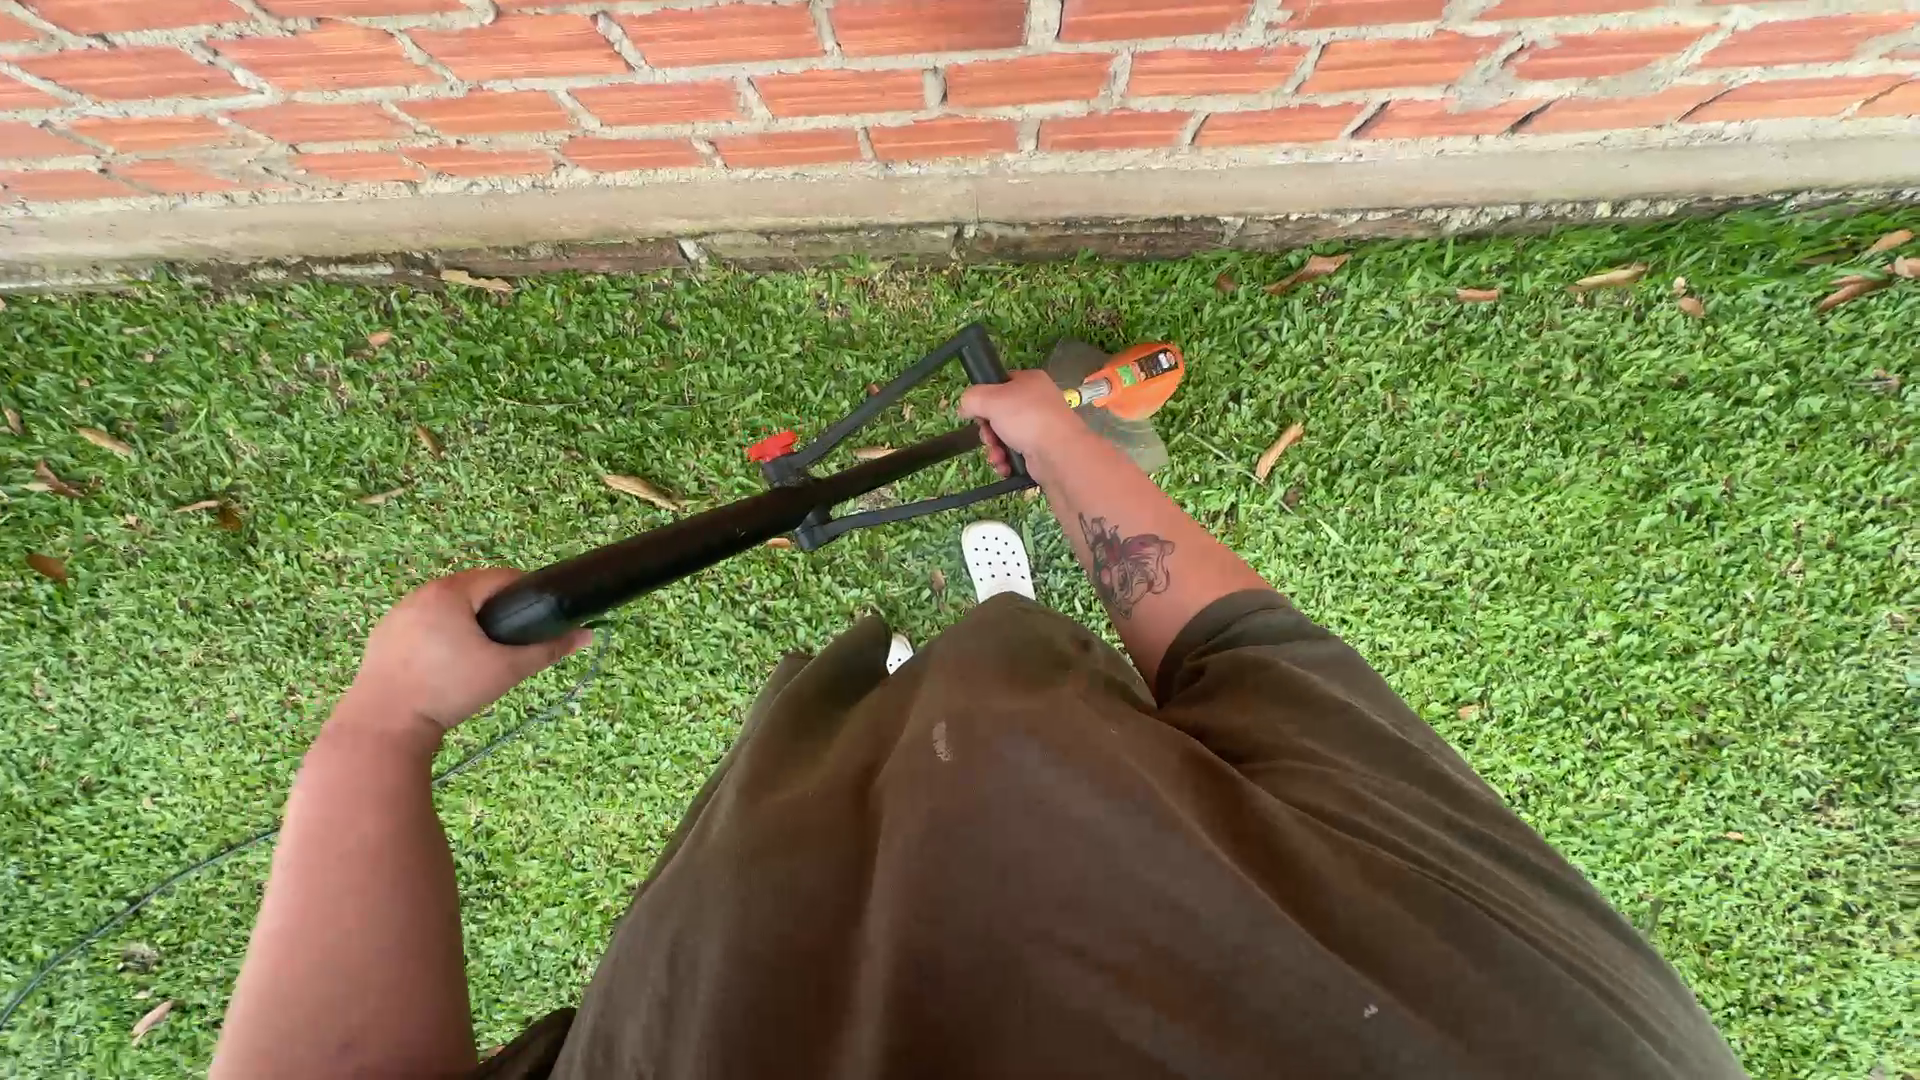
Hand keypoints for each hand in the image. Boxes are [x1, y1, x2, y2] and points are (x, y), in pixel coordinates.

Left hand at [342, 568, 591, 733]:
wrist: (383, 728)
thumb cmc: (449, 690)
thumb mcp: (507, 669)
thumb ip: (549, 649)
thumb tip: (588, 635)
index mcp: (449, 592)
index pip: (502, 578)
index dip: (527, 595)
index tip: (539, 620)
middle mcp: (419, 595)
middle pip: (474, 591)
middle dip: (498, 611)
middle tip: (514, 641)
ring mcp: (396, 616)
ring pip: (449, 609)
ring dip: (471, 622)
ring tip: (486, 653)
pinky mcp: (383, 639)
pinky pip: (426, 625)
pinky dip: (444, 636)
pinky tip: (452, 664)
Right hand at [959, 370, 1090, 477]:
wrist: (1058, 452)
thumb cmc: (1025, 417)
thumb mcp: (990, 399)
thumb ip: (971, 398)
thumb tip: (964, 407)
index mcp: (1029, 381)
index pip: (1000, 384)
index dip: (985, 399)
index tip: (977, 412)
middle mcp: (1037, 401)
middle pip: (999, 414)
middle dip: (988, 431)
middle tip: (988, 437)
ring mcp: (1040, 426)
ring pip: (1005, 436)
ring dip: (995, 449)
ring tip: (997, 456)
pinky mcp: (1041, 449)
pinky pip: (1015, 453)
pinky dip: (1006, 461)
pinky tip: (1005, 466)